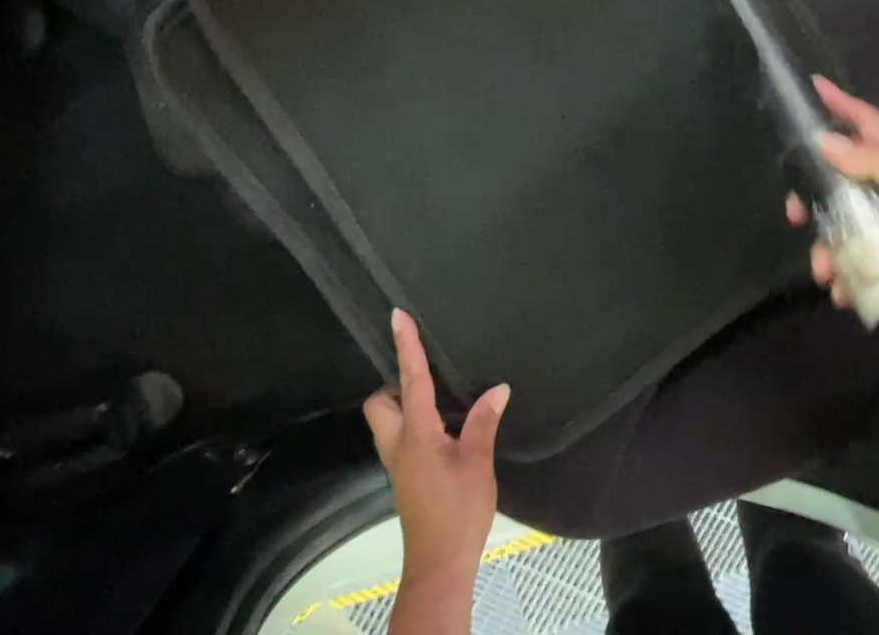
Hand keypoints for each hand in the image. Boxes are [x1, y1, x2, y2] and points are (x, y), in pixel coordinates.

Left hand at [364, 309, 510, 587]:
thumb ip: (483, 422)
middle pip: (380, 403)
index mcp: (417, 433)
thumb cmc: (459, 510)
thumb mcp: (478, 462)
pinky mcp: (406, 477)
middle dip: (394, 385)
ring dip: (404, 405)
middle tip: (428, 379)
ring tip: (441, 400)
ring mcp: (399, 463)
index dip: (406, 345)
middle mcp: (399, 444)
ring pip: (387, 421)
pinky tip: (446, 430)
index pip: (410, 379)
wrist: (440, 562)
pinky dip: (416, 424)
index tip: (397, 316)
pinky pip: (402, 437)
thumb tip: (498, 388)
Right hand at [786, 77, 878, 327]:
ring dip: (825, 251)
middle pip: (839, 184)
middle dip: (811, 197)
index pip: (867, 124)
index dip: (842, 104)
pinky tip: (841, 292)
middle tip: (794, 214)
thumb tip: (821, 139)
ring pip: (841, 232)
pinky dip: (843, 280)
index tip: (812, 84)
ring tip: (824, 271)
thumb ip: (869, 160)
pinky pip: (855, 270)